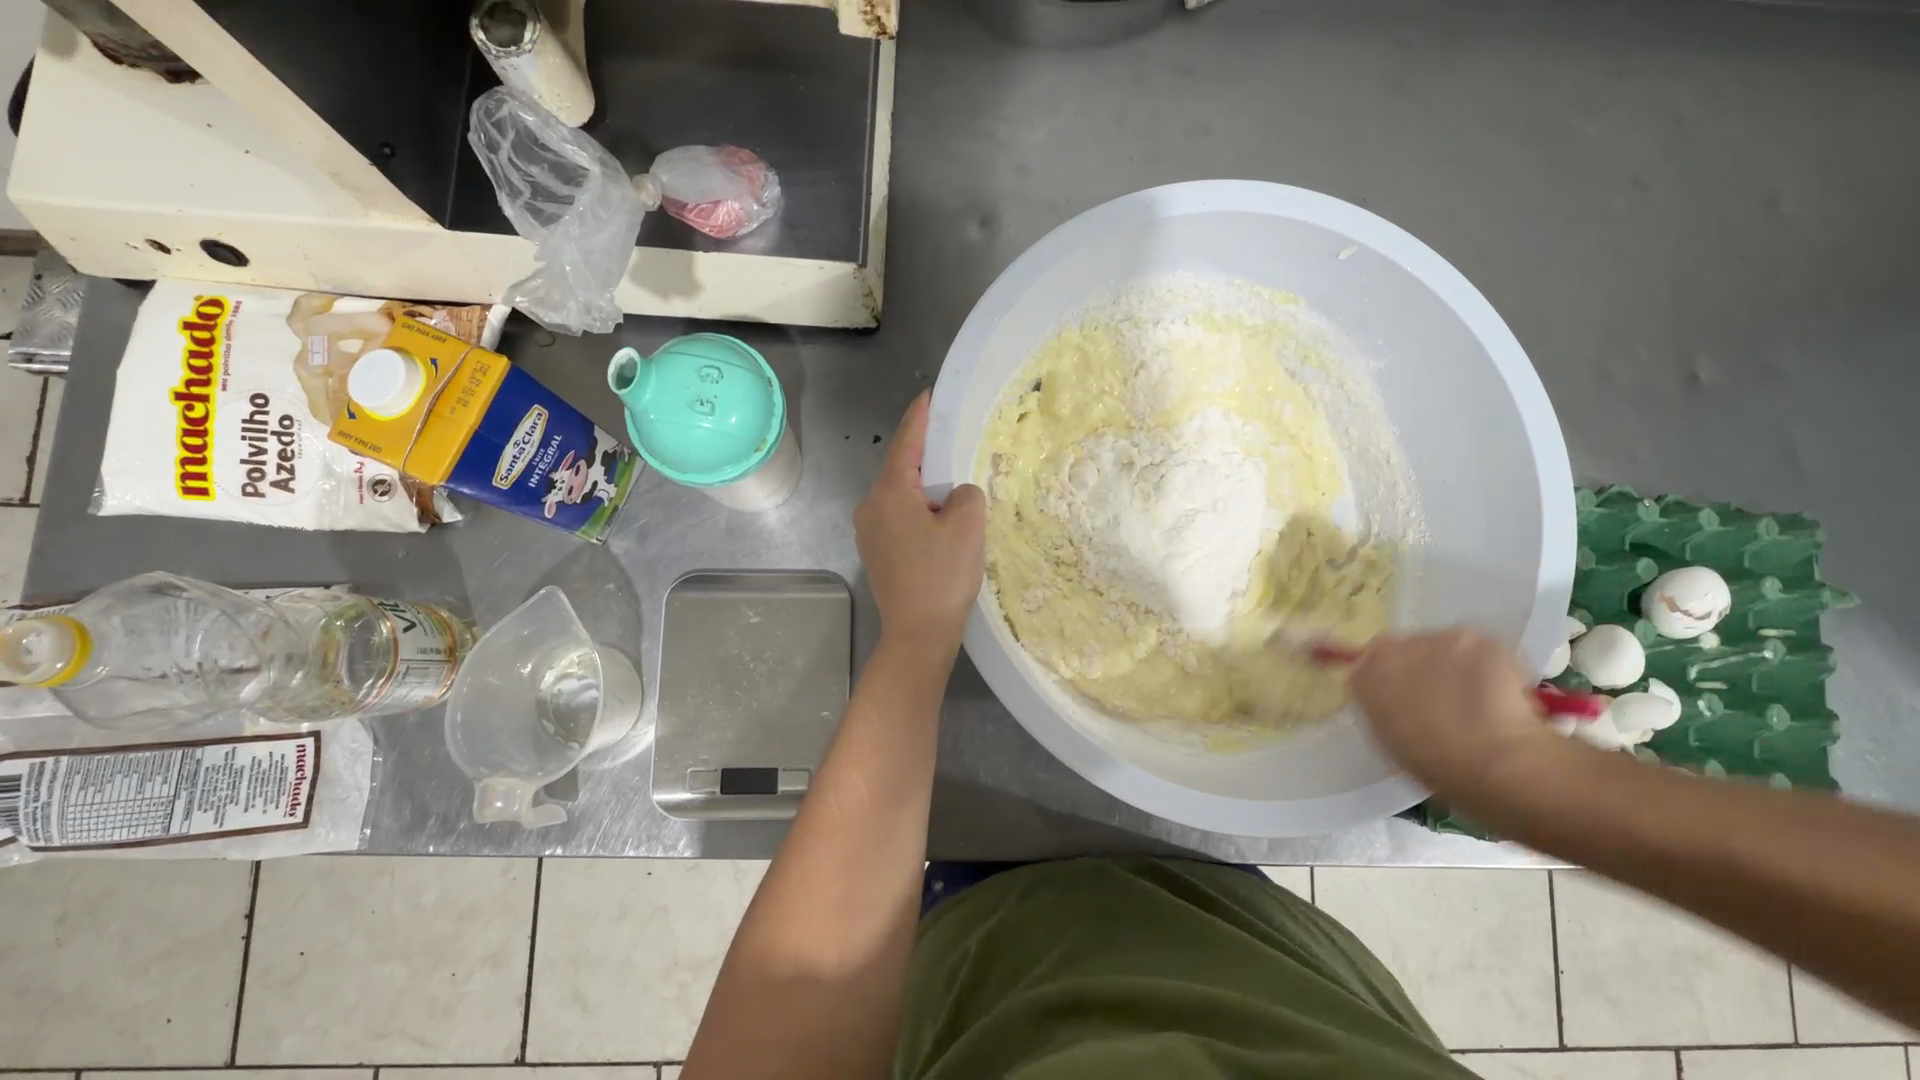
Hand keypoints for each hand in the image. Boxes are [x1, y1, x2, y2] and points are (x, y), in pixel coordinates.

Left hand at [855, 391, 986, 652]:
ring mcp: (869, 531)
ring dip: (926, 490)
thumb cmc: (942, 576)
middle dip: (929, 457)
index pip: (907, 441)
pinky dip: (920, 512)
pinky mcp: (877, 553)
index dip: (921, 416)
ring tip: (956, 490)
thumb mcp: (967, 525)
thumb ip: (964, 494)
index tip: (930, 394)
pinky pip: (900, 518)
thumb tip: (953, 496)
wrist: (918, 635)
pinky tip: (942, 524)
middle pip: (902, 469)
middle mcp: (871, 505)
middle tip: (957, 445)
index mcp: (889, 491)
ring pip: (902, 496)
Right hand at [1349, 629, 1561, 795]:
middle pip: (1410, 649)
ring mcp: (1439, 639)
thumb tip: (1395, 701)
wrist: (1490, 759)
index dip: (1394, 676)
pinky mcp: (1480, 639)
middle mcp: (1395, 648)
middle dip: (1426, 667)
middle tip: (1447, 700)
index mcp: (1366, 675)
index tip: (1410, 695)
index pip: (1371, 661)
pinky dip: (1491, 668)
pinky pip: (1483, 651)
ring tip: (1480, 701)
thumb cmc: (1433, 763)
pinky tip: (1502, 695)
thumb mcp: (1388, 739)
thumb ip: (1383, 708)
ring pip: (1448, 648)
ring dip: (1459, 666)